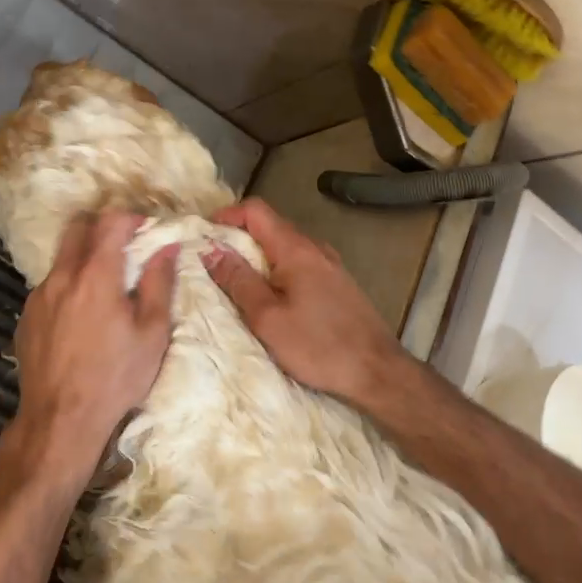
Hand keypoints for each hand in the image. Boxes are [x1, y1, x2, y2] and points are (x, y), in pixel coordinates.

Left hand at [9, 211, 178, 480]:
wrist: (60, 418)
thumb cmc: (115, 378)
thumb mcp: (152, 334)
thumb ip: (159, 284)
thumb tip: (167, 248)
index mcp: (96, 275)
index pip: (110, 222)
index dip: (130, 218)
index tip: (145, 230)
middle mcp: (62, 276)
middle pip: (77, 227)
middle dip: (102, 226)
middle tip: (124, 245)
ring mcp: (39, 295)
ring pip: (61, 258)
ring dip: (83, 258)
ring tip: (105, 286)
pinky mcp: (26, 315)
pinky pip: (49, 286)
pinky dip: (68, 285)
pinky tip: (81, 316)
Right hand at [202, 198, 421, 407]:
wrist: (378, 372)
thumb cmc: (318, 346)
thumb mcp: (267, 317)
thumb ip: (237, 280)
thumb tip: (210, 250)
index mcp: (296, 249)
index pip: (256, 210)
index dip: (225, 217)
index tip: (203, 237)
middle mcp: (315, 248)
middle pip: (270, 226)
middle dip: (237, 238)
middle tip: (212, 262)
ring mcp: (330, 265)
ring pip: (285, 247)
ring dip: (257, 256)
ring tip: (236, 282)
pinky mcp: (338, 284)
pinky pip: (299, 264)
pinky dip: (276, 270)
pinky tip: (270, 297)